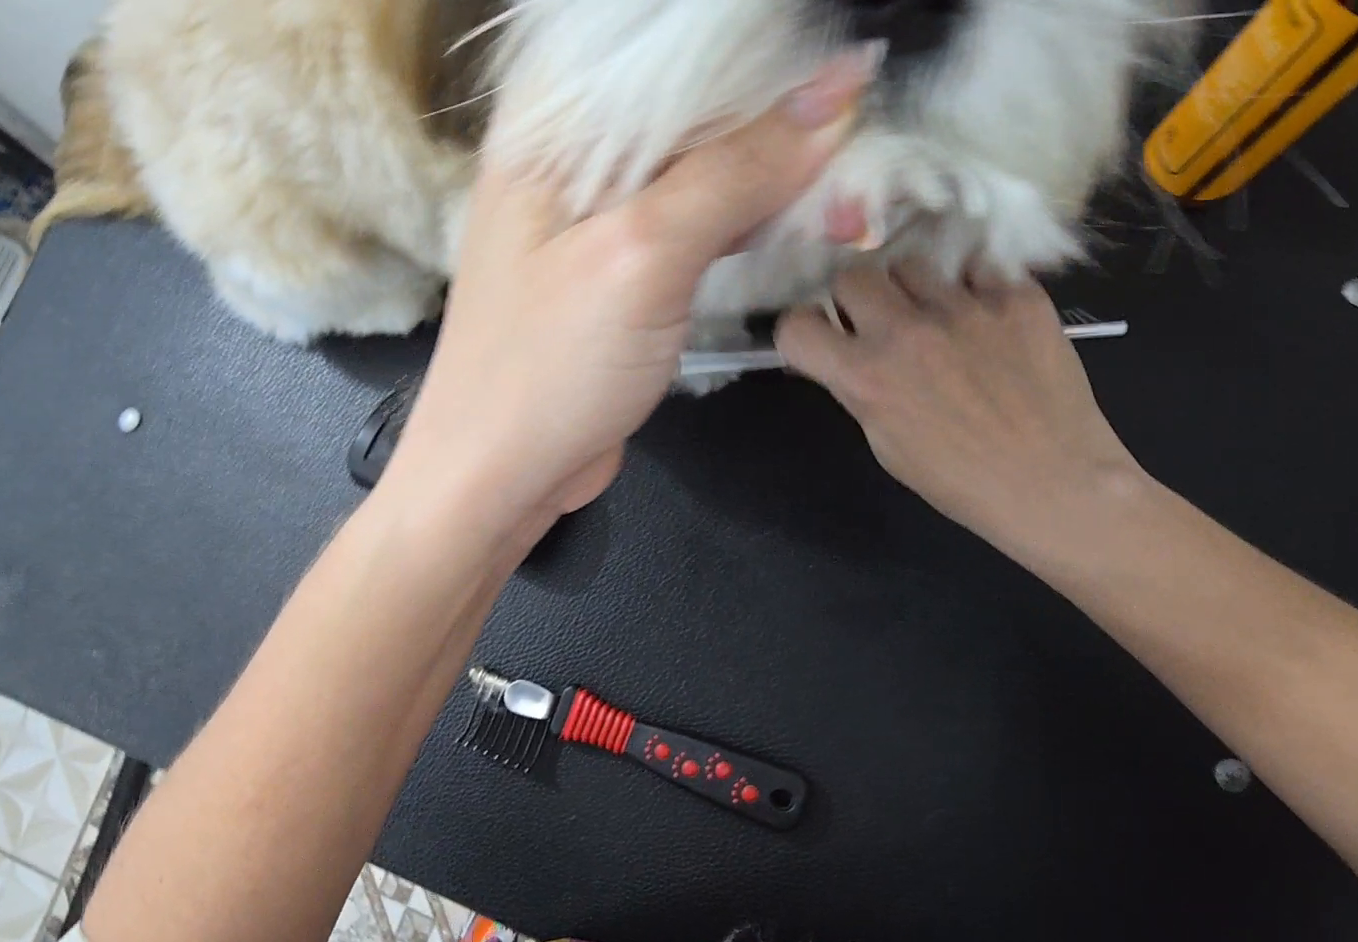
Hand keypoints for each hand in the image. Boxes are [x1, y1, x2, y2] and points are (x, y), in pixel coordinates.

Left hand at [382, 47, 881, 538]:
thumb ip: (734, 171)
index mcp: (551, 125)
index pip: (671, 49)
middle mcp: (571, 159)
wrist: (499, 476)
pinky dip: (748, 224)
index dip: (760, 59)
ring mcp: (596, 219)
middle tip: (858, 151)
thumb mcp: (643, 256)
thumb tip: (835, 97)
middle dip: (778, 125)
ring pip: (701, 169)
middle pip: (692, 108)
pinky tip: (799, 227)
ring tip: (845, 197)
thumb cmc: (547, 368)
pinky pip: (695, 224)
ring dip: (775, 180)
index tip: (842, 81)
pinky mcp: (621, 272)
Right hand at [776, 263, 1143, 543]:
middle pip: (851, 277)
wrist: (1051, 479)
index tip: (818, 341)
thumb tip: (842, 358)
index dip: (801, 333)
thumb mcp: (885, 442)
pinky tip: (982, 319)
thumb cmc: (957, 478)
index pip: (796, 325)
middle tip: (876, 324)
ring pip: (911, 263)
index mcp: (866, 377)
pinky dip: (970, 288)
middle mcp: (907, 331)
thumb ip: (858, 390)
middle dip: (854, 301)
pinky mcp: (1016, 296)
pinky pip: (976, 268)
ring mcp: (965, 307)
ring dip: (909, 289)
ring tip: (933, 318)